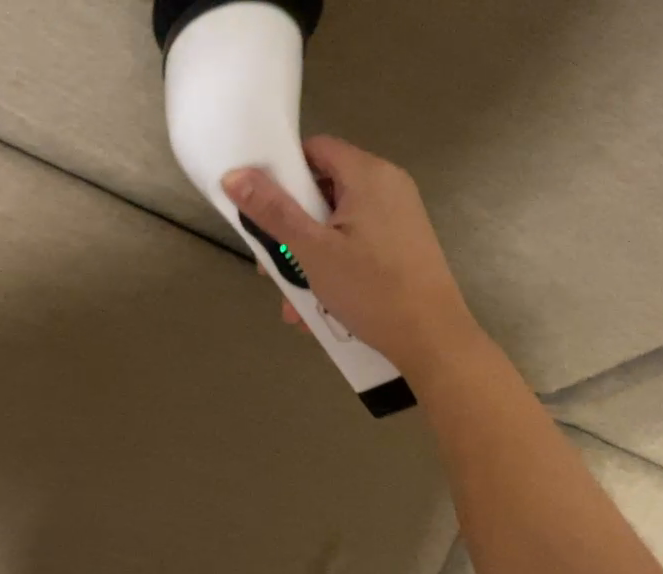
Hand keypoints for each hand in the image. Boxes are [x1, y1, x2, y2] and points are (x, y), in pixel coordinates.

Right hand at [224, 136, 487, 377]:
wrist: (429, 335)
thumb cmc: (369, 287)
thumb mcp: (311, 250)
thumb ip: (272, 212)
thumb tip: (234, 175)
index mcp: (367, 175)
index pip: (315, 150)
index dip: (281, 172)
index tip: (257, 206)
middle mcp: (385, 186)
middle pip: (320, 193)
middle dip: (288, 232)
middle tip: (269, 268)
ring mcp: (395, 217)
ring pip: (332, 228)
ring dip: (304, 263)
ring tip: (293, 303)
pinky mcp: (398, 245)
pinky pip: (351, 247)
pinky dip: (329, 271)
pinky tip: (317, 307)